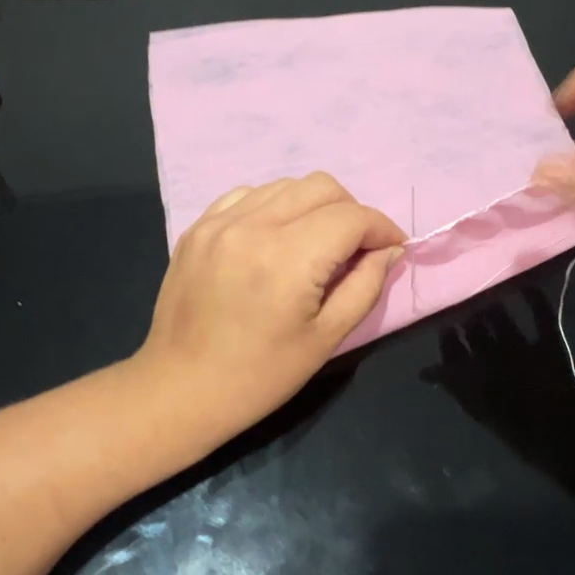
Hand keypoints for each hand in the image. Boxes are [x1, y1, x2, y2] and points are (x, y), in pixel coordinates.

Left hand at [132, 173, 405, 439]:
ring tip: (316, 244)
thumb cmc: (260, 376)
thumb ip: (365, 286)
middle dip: (351, 212)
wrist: (182, 389)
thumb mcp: (327, 338)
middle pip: (321, 187)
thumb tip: (389, 250)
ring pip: (285, 185)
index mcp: (288, 258)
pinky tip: (275, 239)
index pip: (352, 218)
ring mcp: (219, 222)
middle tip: (356, 248)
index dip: (381, 228)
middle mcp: (253, 226)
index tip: (393, 247)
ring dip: (313, 206)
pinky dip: (274, 207)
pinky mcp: (197, 228)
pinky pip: (248, 195)